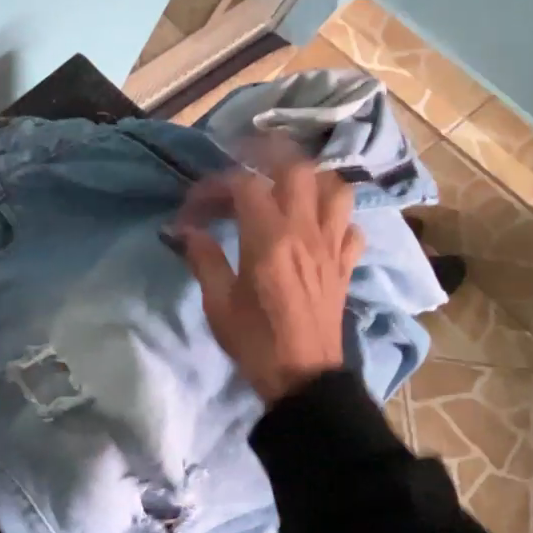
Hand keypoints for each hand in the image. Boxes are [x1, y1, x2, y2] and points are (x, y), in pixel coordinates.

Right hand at [181, 163, 363, 402]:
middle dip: (268, 156)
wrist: (302, 375)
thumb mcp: (217, 302)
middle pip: (297, 169)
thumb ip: (203, 258)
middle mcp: (306, 230)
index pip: (244, 185)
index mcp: (269, 238)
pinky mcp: (346, 262)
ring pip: (333, 187)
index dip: (215, 185)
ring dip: (309, 179)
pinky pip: (349, 223)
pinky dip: (333, 215)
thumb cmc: (253, 340)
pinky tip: (315, 227)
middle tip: (243, 164)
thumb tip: (184, 230)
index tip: (194, 205)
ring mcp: (332, 244)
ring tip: (285, 188)